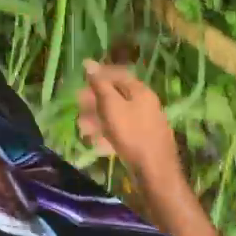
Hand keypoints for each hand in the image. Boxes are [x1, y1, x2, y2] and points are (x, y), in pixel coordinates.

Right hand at [77, 59, 183, 182]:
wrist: (156, 173)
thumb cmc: (132, 134)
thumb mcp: (111, 105)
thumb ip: (99, 84)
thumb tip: (89, 62)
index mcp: (140, 91)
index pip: (118, 74)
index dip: (99, 74)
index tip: (82, 80)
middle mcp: (146, 104)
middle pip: (116, 95)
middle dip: (95, 100)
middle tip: (79, 105)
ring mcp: (146, 124)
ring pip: (118, 115)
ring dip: (98, 118)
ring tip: (82, 127)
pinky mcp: (144, 142)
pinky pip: (123, 130)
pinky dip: (108, 133)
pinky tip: (96, 142)